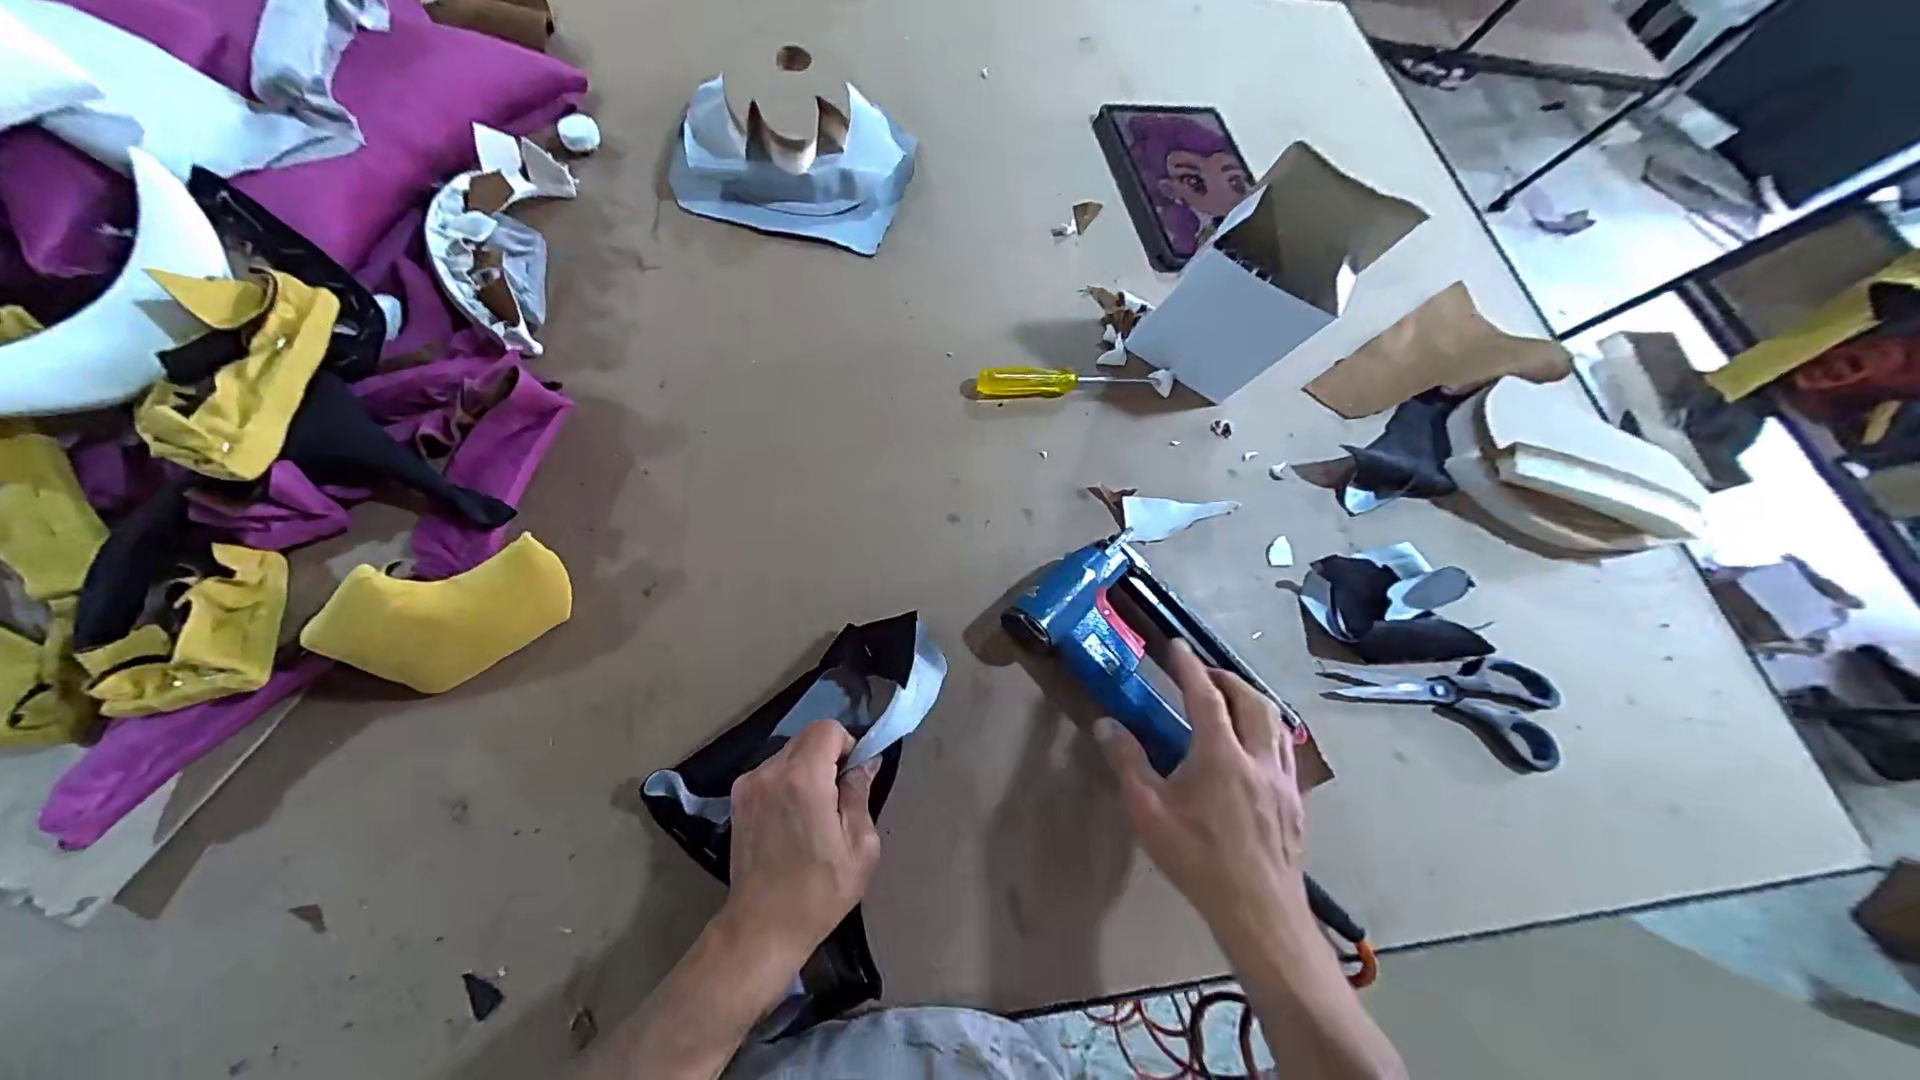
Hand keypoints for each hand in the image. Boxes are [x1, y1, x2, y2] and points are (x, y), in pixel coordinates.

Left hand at [720, 720, 881, 961]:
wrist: (761, 928)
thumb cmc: (819, 891)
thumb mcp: (860, 846)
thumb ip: (861, 793)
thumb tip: (865, 762)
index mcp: (803, 779)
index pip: (828, 729)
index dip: (847, 745)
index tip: (853, 777)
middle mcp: (770, 772)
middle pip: (807, 737)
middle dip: (828, 755)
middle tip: (838, 795)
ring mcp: (748, 785)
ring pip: (789, 752)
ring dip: (808, 768)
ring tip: (815, 810)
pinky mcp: (737, 799)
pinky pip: (771, 771)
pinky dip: (788, 781)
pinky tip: (793, 817)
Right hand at [1095, 641, 1314, 950]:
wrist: (1259, 911)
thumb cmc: (1198, 858)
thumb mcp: (1148, 811)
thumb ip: (1127, 762)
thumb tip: (1105, 725)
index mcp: (1220, 753)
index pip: (1204, 695)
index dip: (1189, 666)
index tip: (1177, 645)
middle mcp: (1257, 756)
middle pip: (1250, 699)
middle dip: (1226, 678)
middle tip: (1203, 674)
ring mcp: (1282, 778)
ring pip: (1276, 721)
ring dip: (1252, 700)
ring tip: (1232, 701)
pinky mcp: (1296, 801)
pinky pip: (1287, 750)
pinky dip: (1270, 730)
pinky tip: (1257, 747)